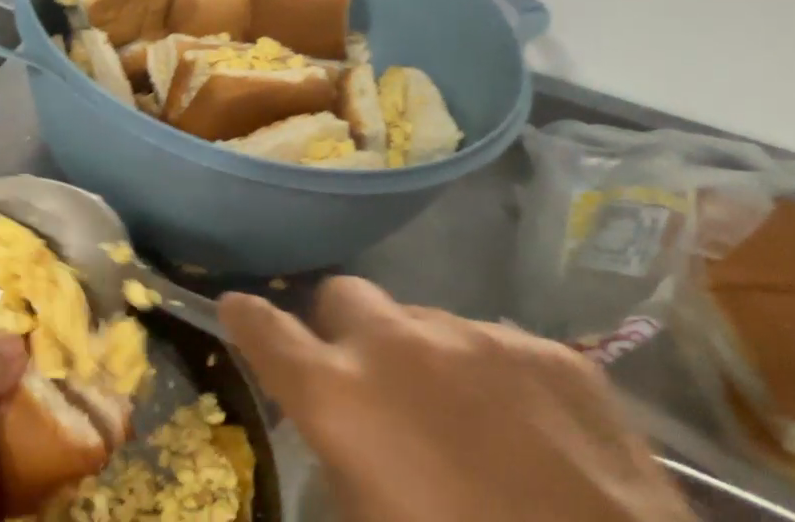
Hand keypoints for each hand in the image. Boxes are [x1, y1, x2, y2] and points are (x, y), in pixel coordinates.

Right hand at [219, 277, 693, 521]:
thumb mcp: (365, 515)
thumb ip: (337, 451)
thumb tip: (338, 422)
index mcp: (336, 392)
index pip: (260, 324)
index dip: (244, 316)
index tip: (241, 314)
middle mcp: (396, 345)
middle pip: (342, 295)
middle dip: (344, 328)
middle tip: (371, 379)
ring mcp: (479, 339)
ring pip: (423, 319)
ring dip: (424, 354)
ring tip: (466, 416)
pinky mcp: (554, 353)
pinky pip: (498, 344)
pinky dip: (494, 375)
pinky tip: (529, 429)